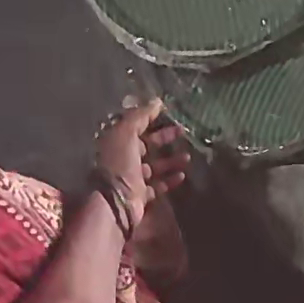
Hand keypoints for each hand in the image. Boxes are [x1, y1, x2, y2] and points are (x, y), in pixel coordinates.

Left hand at [96, 98, 188, 225]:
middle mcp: (124, 158)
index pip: (136, 126)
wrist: (116, 201)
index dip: (152, 119)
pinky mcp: (142, 194)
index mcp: (118, 141)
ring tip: (187, 157)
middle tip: (183, 133)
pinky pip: (159, 185)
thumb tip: (157, 101)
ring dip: (172, 161)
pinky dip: (170, 180)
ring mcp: (133, 177)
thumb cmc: (119, 164)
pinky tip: (182, 175)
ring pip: (156, 166)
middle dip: (165, 138)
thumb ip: (140, 116)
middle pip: (148, 145)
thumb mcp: (126, 133)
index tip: (169, 115)